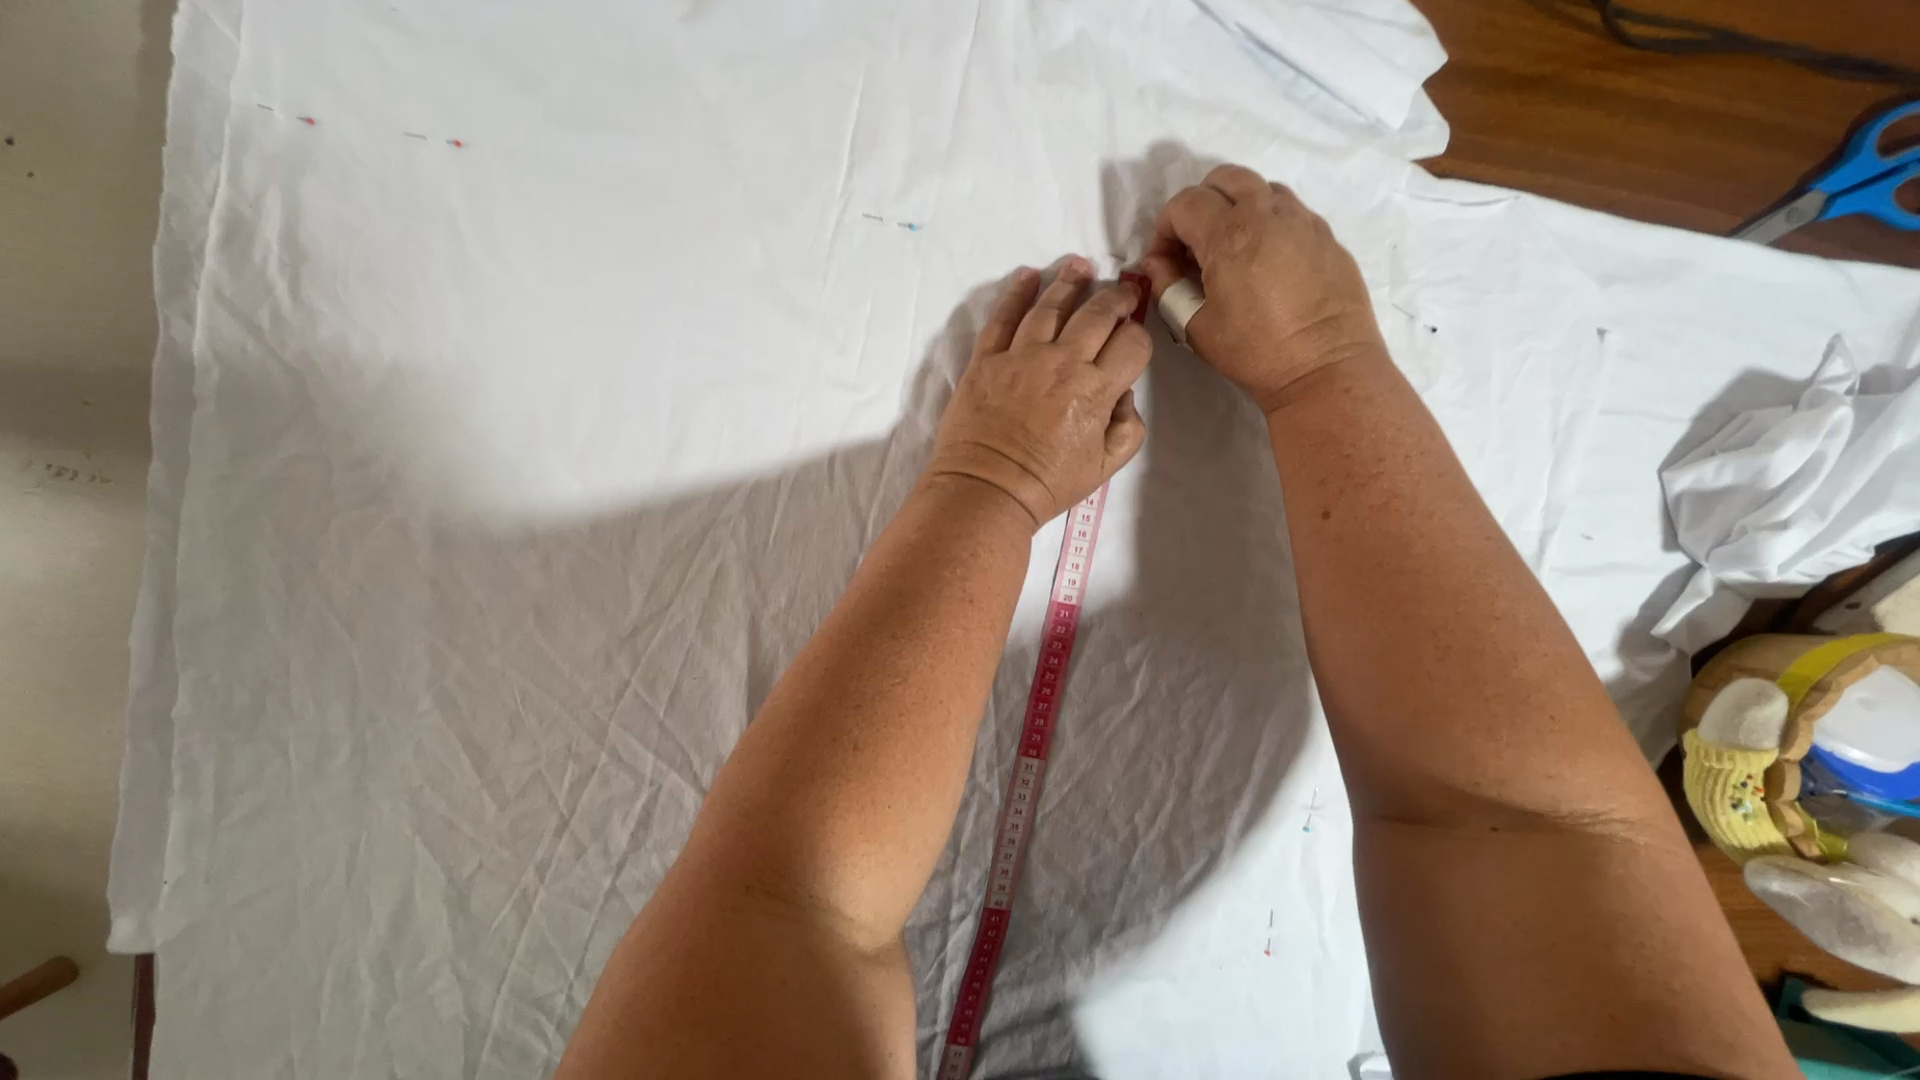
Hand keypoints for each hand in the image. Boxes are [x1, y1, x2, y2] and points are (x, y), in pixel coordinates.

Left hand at [926, 258, 1150, 528]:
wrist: (985, 491)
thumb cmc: (1047, 484)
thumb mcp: (1105, 467)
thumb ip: (1128, 427)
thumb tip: (1123, 393)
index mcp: (1095, 390)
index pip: (1131, 343)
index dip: (1139, 336)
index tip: (1134, 336)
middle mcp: (1061, 363)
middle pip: (1096, 314)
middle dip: (1115, 298)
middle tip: (1122, 292)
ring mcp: (1020, 357)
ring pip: (1050, 306)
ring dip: (1069, 282)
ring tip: (1080, 266)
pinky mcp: (986, 360)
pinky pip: (1002, 318)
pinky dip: (1016, 293)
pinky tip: (1027, 276)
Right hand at [1140, 164, 1384, 413]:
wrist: (1324, 368)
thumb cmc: (1254, 352)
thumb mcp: (1196, 326)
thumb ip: (1168, 286)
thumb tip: (1156, 264)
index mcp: (1230, 234)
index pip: (1184, 204)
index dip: (1164, 229)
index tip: (1164, 261)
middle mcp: (1268, 214)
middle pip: (1224, 178)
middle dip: (1200, 204)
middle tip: (1195, 245)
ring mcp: (1303, 221)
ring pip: (1260, 189)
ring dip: (1237, 208)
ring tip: (1232, 250)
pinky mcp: (1326, 236)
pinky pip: (1290, 212)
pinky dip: (1267, 224)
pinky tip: (1265, 264)